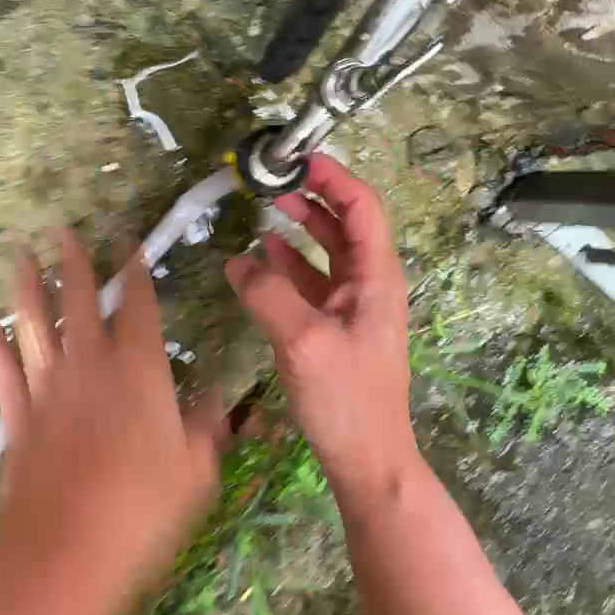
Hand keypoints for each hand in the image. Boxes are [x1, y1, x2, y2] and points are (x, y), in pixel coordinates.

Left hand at [0, 233, 224, 614]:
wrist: (66, 551)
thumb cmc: (143, 511)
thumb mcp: (197, 471)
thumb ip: (207, 425)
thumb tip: (215, 394)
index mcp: (140, 371)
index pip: (140, 306)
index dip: (135, 270)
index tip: (128, 240)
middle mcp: (91, 365)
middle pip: (81, 300)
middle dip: (75, 261)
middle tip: (63, 228)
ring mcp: (48, 387)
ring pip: (34, 321)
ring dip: (26, 283)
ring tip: (18, 249)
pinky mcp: (17, 414)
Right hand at [224, 155, 415, 484]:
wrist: (367, 456)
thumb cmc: (345, 398)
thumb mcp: (303, 340)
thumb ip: (269, 294)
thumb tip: (239, 260)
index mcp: (375, 277)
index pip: (361, 207)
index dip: (333, 177)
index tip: (296, 158)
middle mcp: (368, 283)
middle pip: (345, 223)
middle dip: (313, 194)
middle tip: (274, 176)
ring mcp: (352, 305)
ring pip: (327, 250)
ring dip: (300, 224)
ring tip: (267, 203)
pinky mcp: (333, 326)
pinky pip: (311, 281)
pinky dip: (288, 262)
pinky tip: (262, 253)